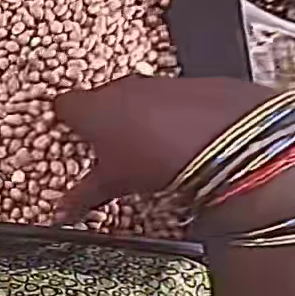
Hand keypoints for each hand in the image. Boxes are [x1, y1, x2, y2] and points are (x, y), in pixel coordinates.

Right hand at [52, 75, 277, 221]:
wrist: (231, 140)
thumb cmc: (158, 157)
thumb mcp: (113, 184)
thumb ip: (82, 197)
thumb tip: (62, 213)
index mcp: (92, 109)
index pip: (64, 105)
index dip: (65, 120)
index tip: (69, 134)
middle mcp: (121, 88)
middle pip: (100, 99)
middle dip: (102, 120)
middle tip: (108, 148)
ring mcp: (159, 82)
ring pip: (137, 97)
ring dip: (137, 116)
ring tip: (146, 146)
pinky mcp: (195, 82)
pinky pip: (172, 96)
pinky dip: (171, 113)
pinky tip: (179, 137)